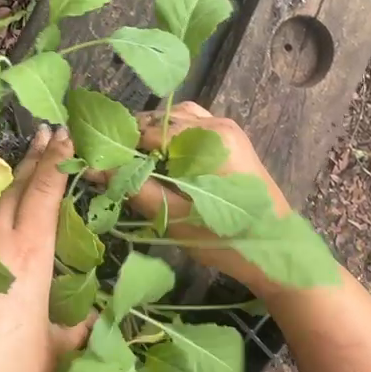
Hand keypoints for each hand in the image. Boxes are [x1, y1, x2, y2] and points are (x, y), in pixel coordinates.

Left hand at [0, 125, 89, 371]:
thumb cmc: (0, 370)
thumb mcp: (51, 351)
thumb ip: (74, 327)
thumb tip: (89, 318)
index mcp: (30, 254)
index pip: (45, 191)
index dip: (55, 160)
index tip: (62, 135)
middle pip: (15, 188)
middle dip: (32, 160)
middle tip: (44, 135)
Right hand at [121, 101, 293, 296]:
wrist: (277, 252)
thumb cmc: (226, 238)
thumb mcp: (174, 216)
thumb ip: (133, 187)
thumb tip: (93, 168)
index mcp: (206, 139)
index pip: (145, 132)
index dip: (120, 150)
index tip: (103, 170)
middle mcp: (216, 124)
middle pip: (157, 120)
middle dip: (134, 142)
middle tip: (118, 171)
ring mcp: (225, 128)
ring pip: (173, 119)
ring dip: (151, 138)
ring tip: (139, 167)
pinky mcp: (230, 139)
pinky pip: (190, 126)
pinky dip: (171, 138)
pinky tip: (164, 163)